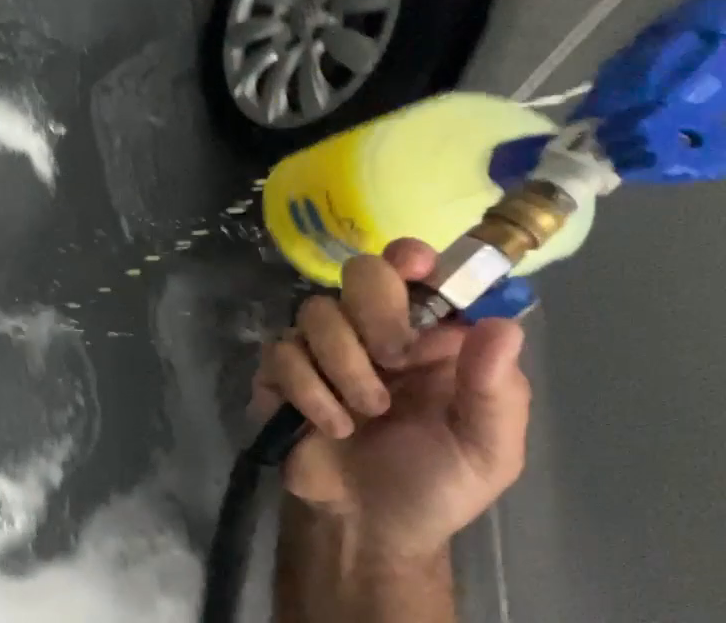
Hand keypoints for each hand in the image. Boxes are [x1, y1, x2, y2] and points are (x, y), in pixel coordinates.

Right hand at [252, 238, 531, 560]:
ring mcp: (321, 345)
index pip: (418, 272)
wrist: (364, 524)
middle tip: (393, 359)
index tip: (413, 267)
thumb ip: (496, 392)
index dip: (411, 258)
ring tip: (364, 414)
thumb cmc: (435, 484)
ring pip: (318, 311)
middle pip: (360, 273)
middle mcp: (373, 330)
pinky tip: (331, 425)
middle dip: (375, 313)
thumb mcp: (488, 451)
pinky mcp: (279, 367)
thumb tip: (501, 325)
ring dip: (345, 366)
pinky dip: (310, 392)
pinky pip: (283, 351)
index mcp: (429, 339)